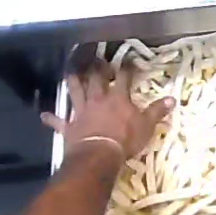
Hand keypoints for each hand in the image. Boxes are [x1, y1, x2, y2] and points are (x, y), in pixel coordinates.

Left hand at [43, 59, 171, 164]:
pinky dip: (52, 118)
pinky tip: (44, 114)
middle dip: (97, 67)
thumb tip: (172, 99)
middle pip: (96, 79)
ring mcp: (82, 111)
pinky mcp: (70, 127)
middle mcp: (98, 99)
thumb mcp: (146, 126)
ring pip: (76, 92)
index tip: (129, 61)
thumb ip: (157, 111)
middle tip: (97, 59)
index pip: (124, 77)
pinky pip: (59, 121)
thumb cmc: (125, 139)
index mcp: (118, 98)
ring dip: (73, 82)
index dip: (127, 68)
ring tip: (70, 72)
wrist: (98, 155)